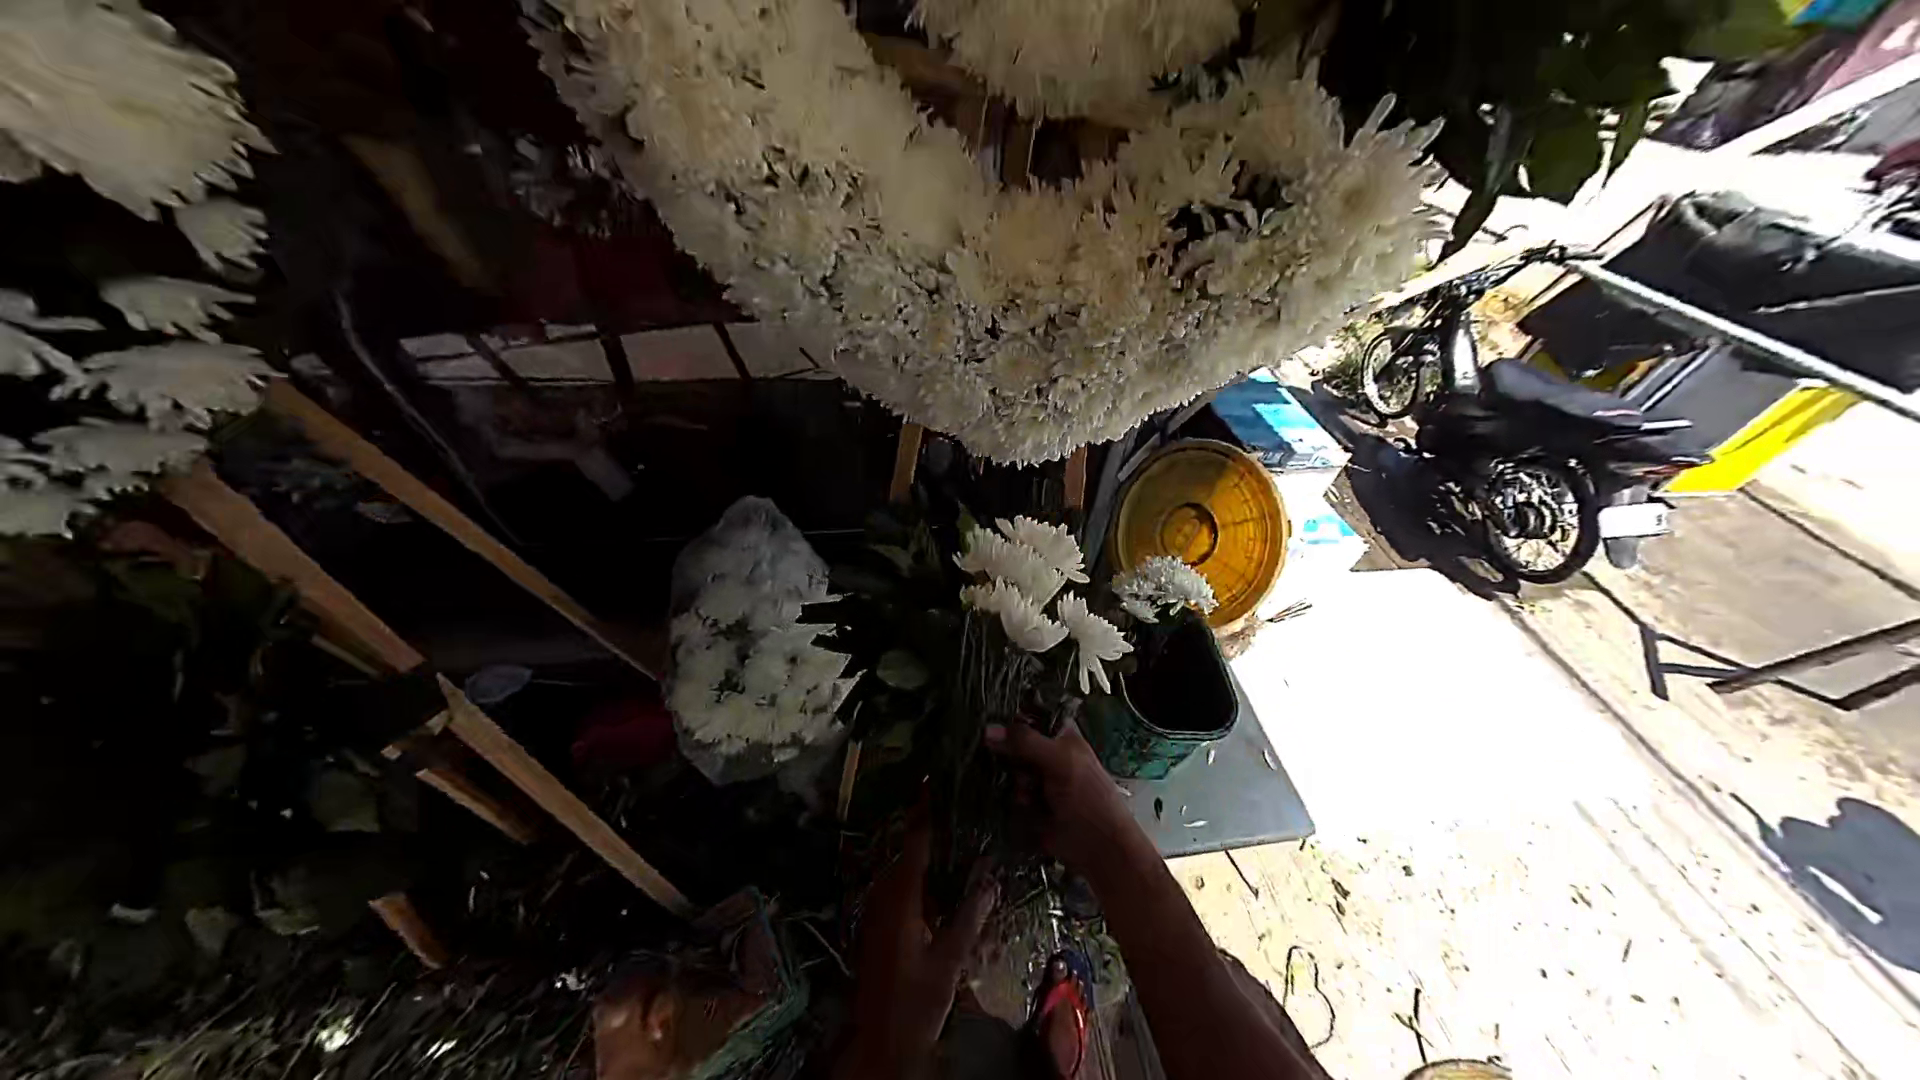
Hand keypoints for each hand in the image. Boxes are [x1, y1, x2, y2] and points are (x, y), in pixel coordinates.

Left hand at [838, 820, 996, 1079]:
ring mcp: (881, 908)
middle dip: (929, 822)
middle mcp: (886, 894)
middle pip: (909, 847)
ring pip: (905, 865)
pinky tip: (944, 872)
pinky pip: (903, 882)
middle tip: (957, 800)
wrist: (880, 1042)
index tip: (933, 780)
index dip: (924, 810)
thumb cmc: (915, 1002)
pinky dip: (922, 869)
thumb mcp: (949, 960)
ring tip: (957, 827)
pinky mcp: (883, 922)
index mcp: (901, 897)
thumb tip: (991, 877)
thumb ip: (969, 916)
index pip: (915, 841)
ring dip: (926, 846)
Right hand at [984, 721, 1144, 886]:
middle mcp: (1047, 755)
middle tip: (1020, 767)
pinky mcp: (1027, 805)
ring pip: (1008, 770)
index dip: (1010, 720)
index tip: (992, 725)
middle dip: (1008, 755)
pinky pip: (1007, 794)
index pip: (1029, 717)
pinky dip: (1011, 799)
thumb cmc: (1088, 797)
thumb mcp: (1059, 760)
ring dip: (1015, 783)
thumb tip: (988, 729)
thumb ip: (1025, 742)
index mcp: (1060, 736)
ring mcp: (1036, 781)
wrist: (1098, 848)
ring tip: (1030, 795)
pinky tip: (1026, 806)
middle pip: (1012, 745)